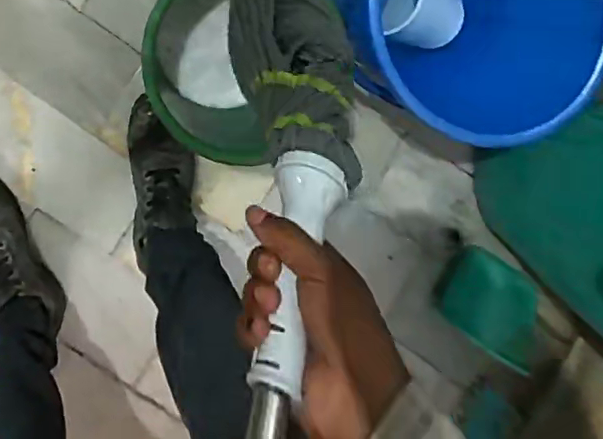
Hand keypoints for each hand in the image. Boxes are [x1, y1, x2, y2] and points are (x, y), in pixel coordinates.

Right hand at [236, 206, 409, 438]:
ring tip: (269, 318)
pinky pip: (248, 330)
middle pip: (263, 267)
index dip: (272, 242)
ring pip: (253, 296)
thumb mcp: (322, 271)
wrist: (355, 394)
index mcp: (319, 267)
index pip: (283, 241)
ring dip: (255, 303)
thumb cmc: (344, 323)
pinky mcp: (272, 353)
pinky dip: (249, 330)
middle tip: (273, 289)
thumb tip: (252, 209)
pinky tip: (261, 338)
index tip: (273, 254)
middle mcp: (301, 290)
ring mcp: (286, 322)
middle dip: (261, 274)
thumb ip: (288, 238)